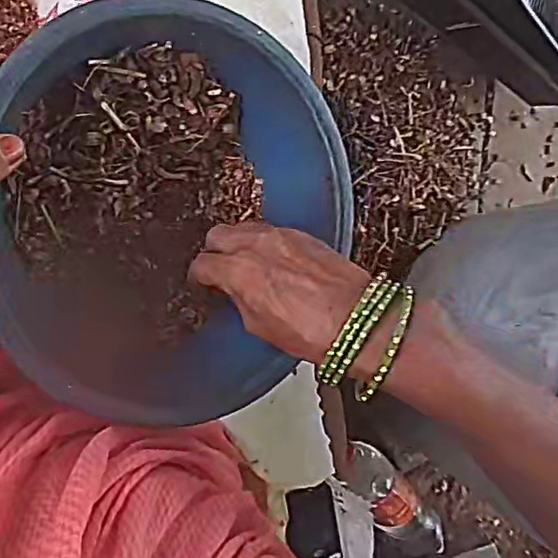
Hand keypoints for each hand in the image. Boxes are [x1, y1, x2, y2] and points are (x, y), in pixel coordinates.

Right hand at [187, 221, 370, 364]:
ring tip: (244, 262)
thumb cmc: (315, 330)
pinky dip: (263, 243)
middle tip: (219, 268)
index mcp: (239, 271)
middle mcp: (257, 246)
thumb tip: (233, 291)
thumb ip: (238, 299)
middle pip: (217, 235)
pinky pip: (270, 231)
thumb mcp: (259, 325)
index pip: (202, 263)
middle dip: (214, 251)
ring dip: (237, 243)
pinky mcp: (302, 235)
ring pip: (242, 228)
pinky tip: (270, 260)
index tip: (202, 281)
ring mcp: (281, 236)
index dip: (199, 275)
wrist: (358, 321)